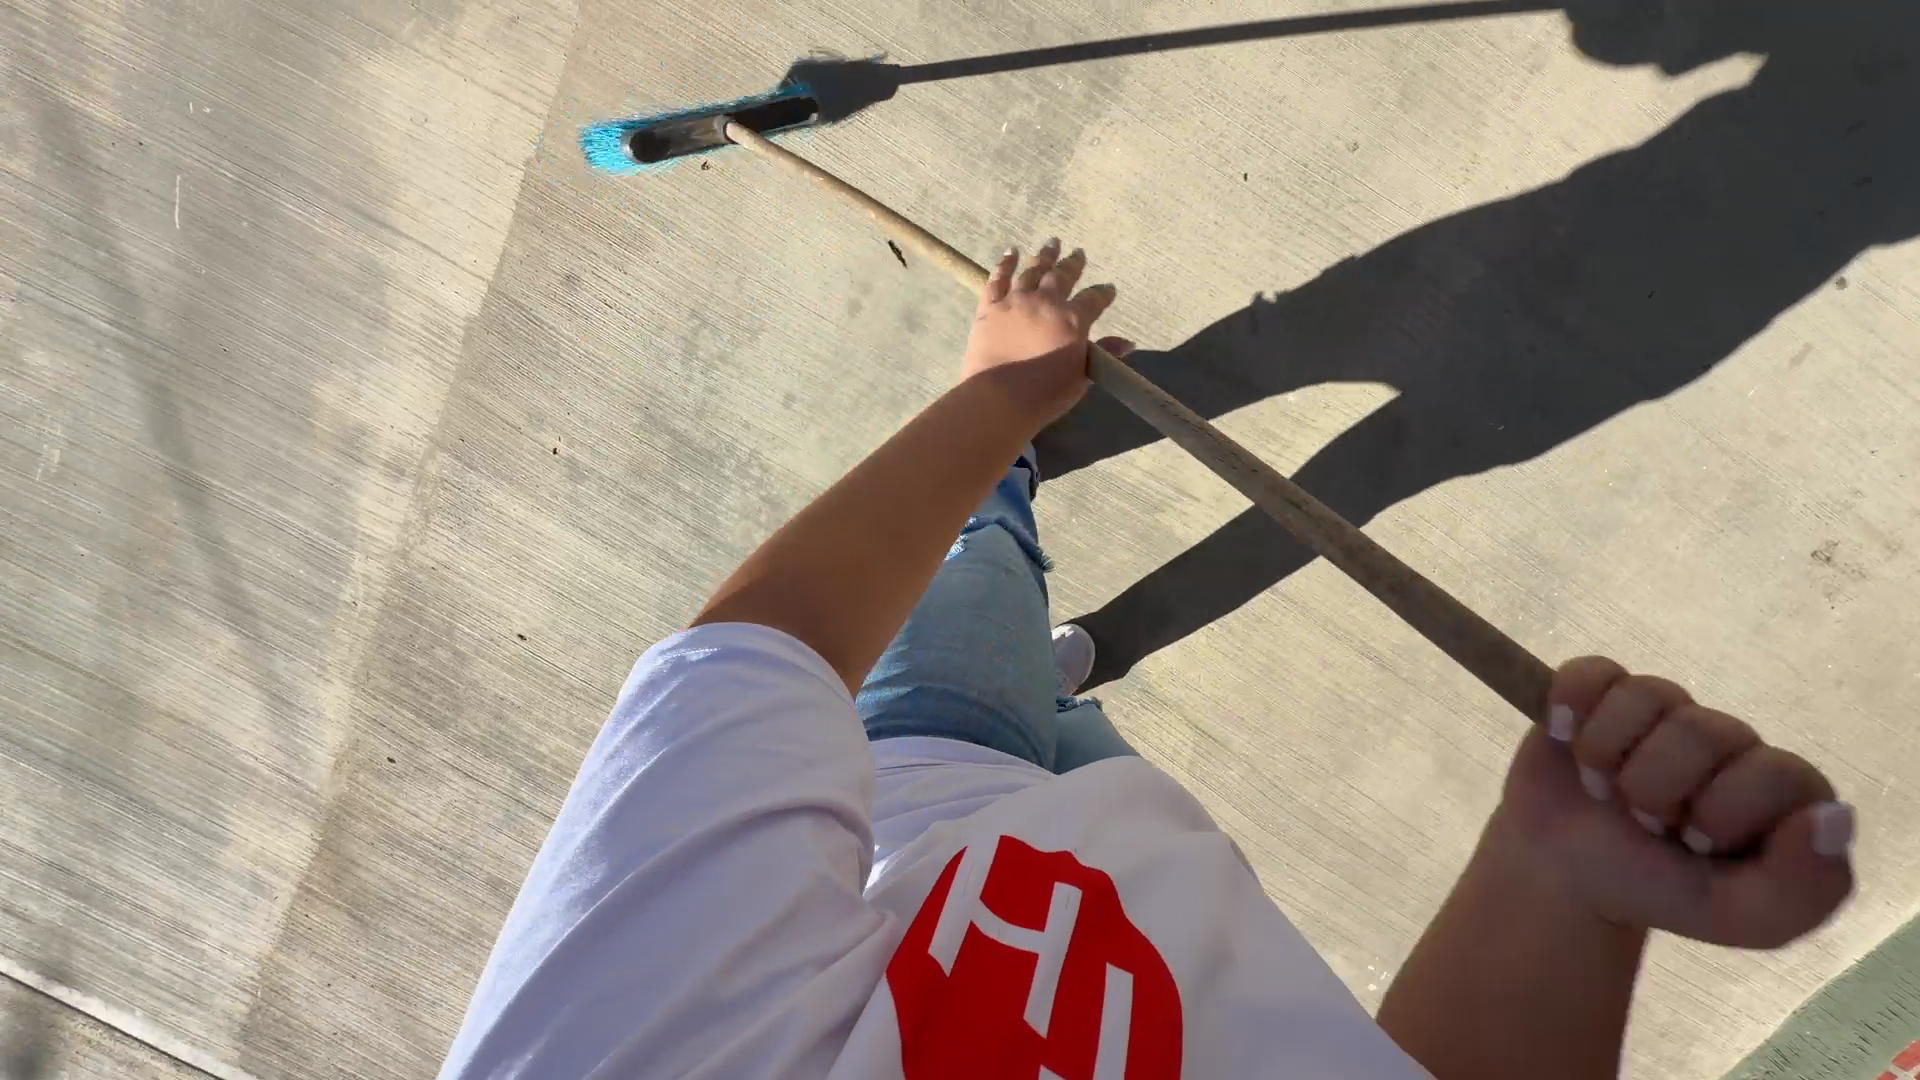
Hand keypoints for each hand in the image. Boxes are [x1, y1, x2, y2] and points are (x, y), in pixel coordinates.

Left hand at [961, 238, 1131, 425]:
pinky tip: (1011, 253)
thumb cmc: (1045, 394)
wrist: (1000, 397)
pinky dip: (1005, 264)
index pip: (1094, 299)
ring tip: (1051, 243)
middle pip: (1062, 276)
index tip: (1109, 289)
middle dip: (1072, 264)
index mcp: (1073, 319)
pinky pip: (997, 280)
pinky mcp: (989, 308)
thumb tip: (1128, 343)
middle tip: (1078, 253)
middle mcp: (1046, 302)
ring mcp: (1015, 302)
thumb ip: (1101, 354)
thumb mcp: (1081, 377)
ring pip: (1032, 271)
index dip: (1103, 294)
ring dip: (1043, 256)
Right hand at [1492, 656, 1853, 947]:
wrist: (1560, 871)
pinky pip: (1591, 670)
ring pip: (1646, 693)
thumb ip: (1804, 885)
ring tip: (1597, 783)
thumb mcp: (1743, 918)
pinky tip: (1563, 733)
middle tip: (1637, 817)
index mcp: (1778, 791)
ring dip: (1605, 748)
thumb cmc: (1651, 891)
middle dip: (1652, 784)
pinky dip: (1571, 700)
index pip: (1774, 770)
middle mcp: (1725, 742)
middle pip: (1701, 730)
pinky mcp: (1592, 696)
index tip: (1690, 843)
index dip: (1722, 809)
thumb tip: (1832, 813)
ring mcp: (1656, 714)